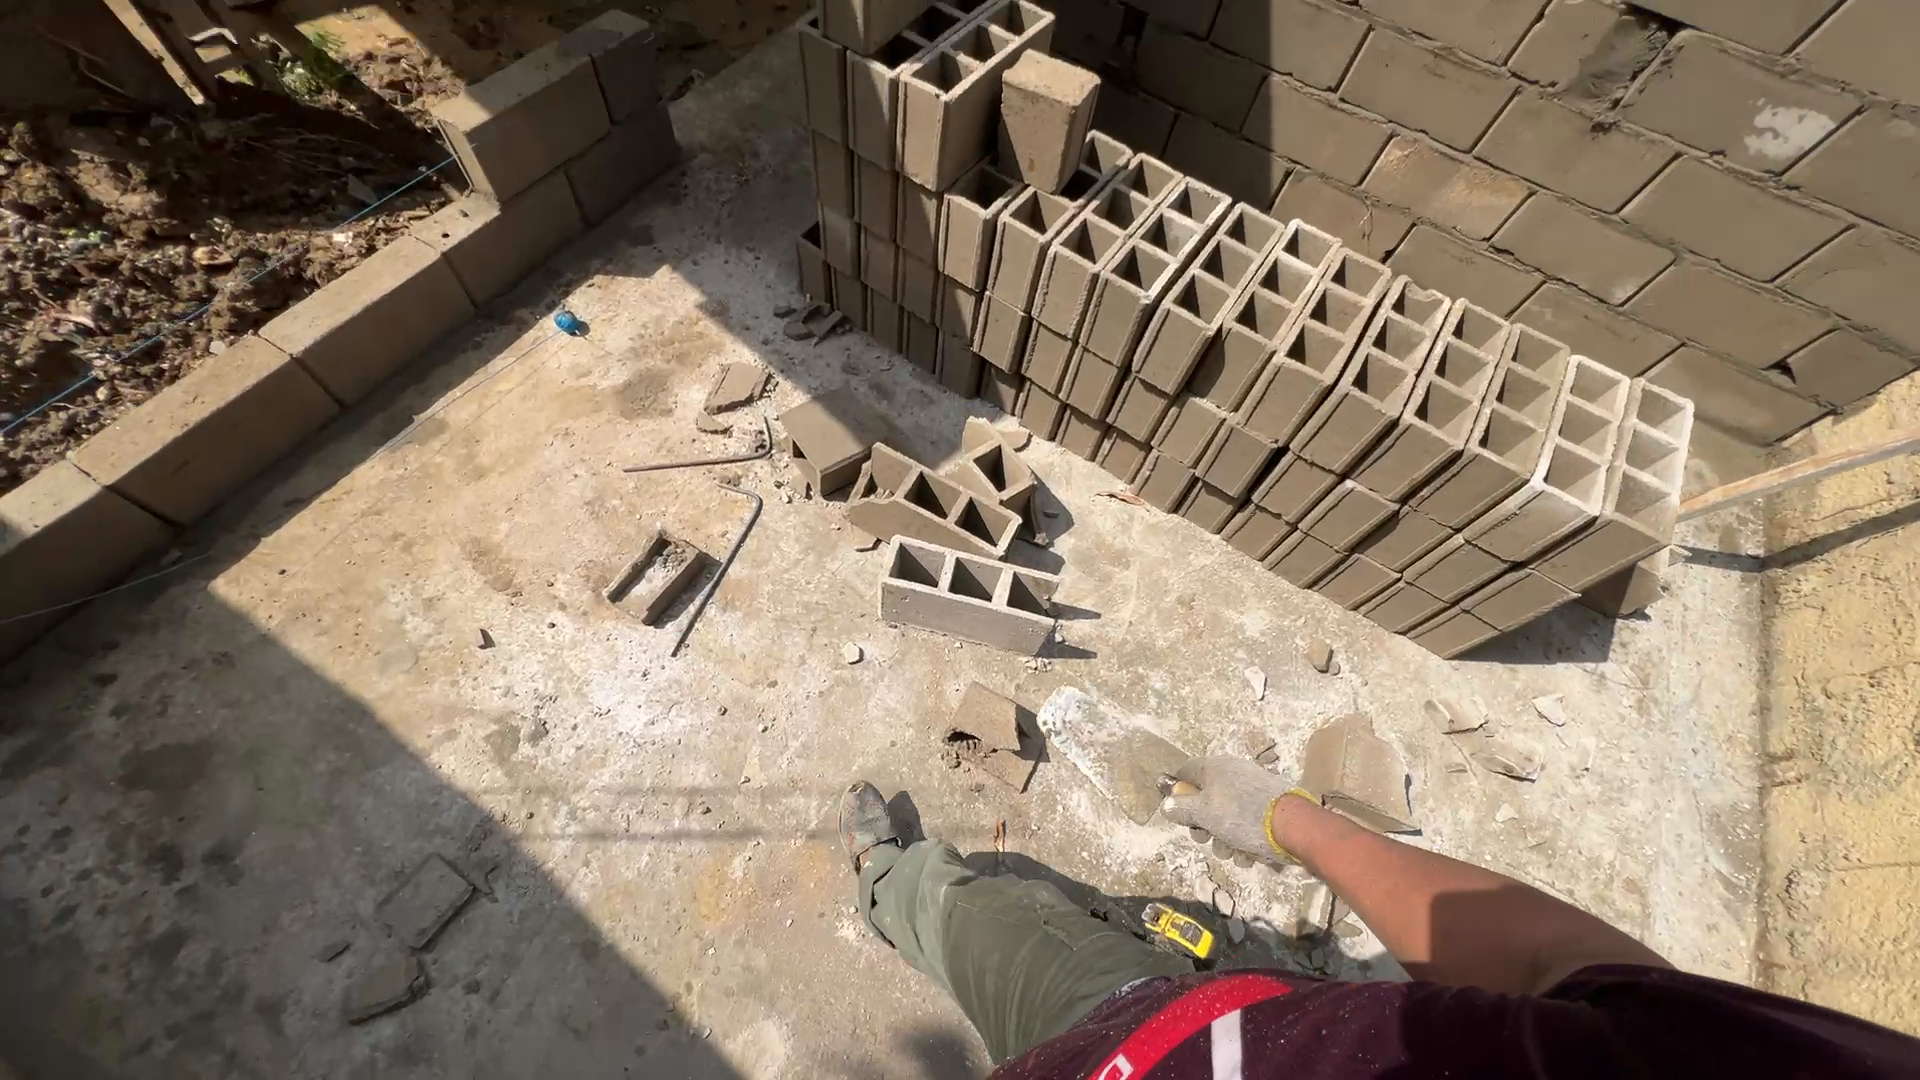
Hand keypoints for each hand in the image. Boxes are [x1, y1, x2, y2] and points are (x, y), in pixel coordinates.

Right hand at [1161, 757, 1304, 865]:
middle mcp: (1234, 773)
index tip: (1178, 814)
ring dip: (1225, 837)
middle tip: (1206, 840)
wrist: (1295, 826)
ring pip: (1227, 814)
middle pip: (1206, 798)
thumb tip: (1167, 804)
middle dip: (1204, 824)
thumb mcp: (1203, 814)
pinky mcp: (1270, 806)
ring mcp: (1254, 789)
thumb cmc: (1241, 815)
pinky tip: (1249, 855)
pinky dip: (1245, 838)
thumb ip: (1181, 808)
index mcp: (1215, 767)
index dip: (1178, 793)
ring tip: (1233, 853)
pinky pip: (1248, 821)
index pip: (1186, 772)